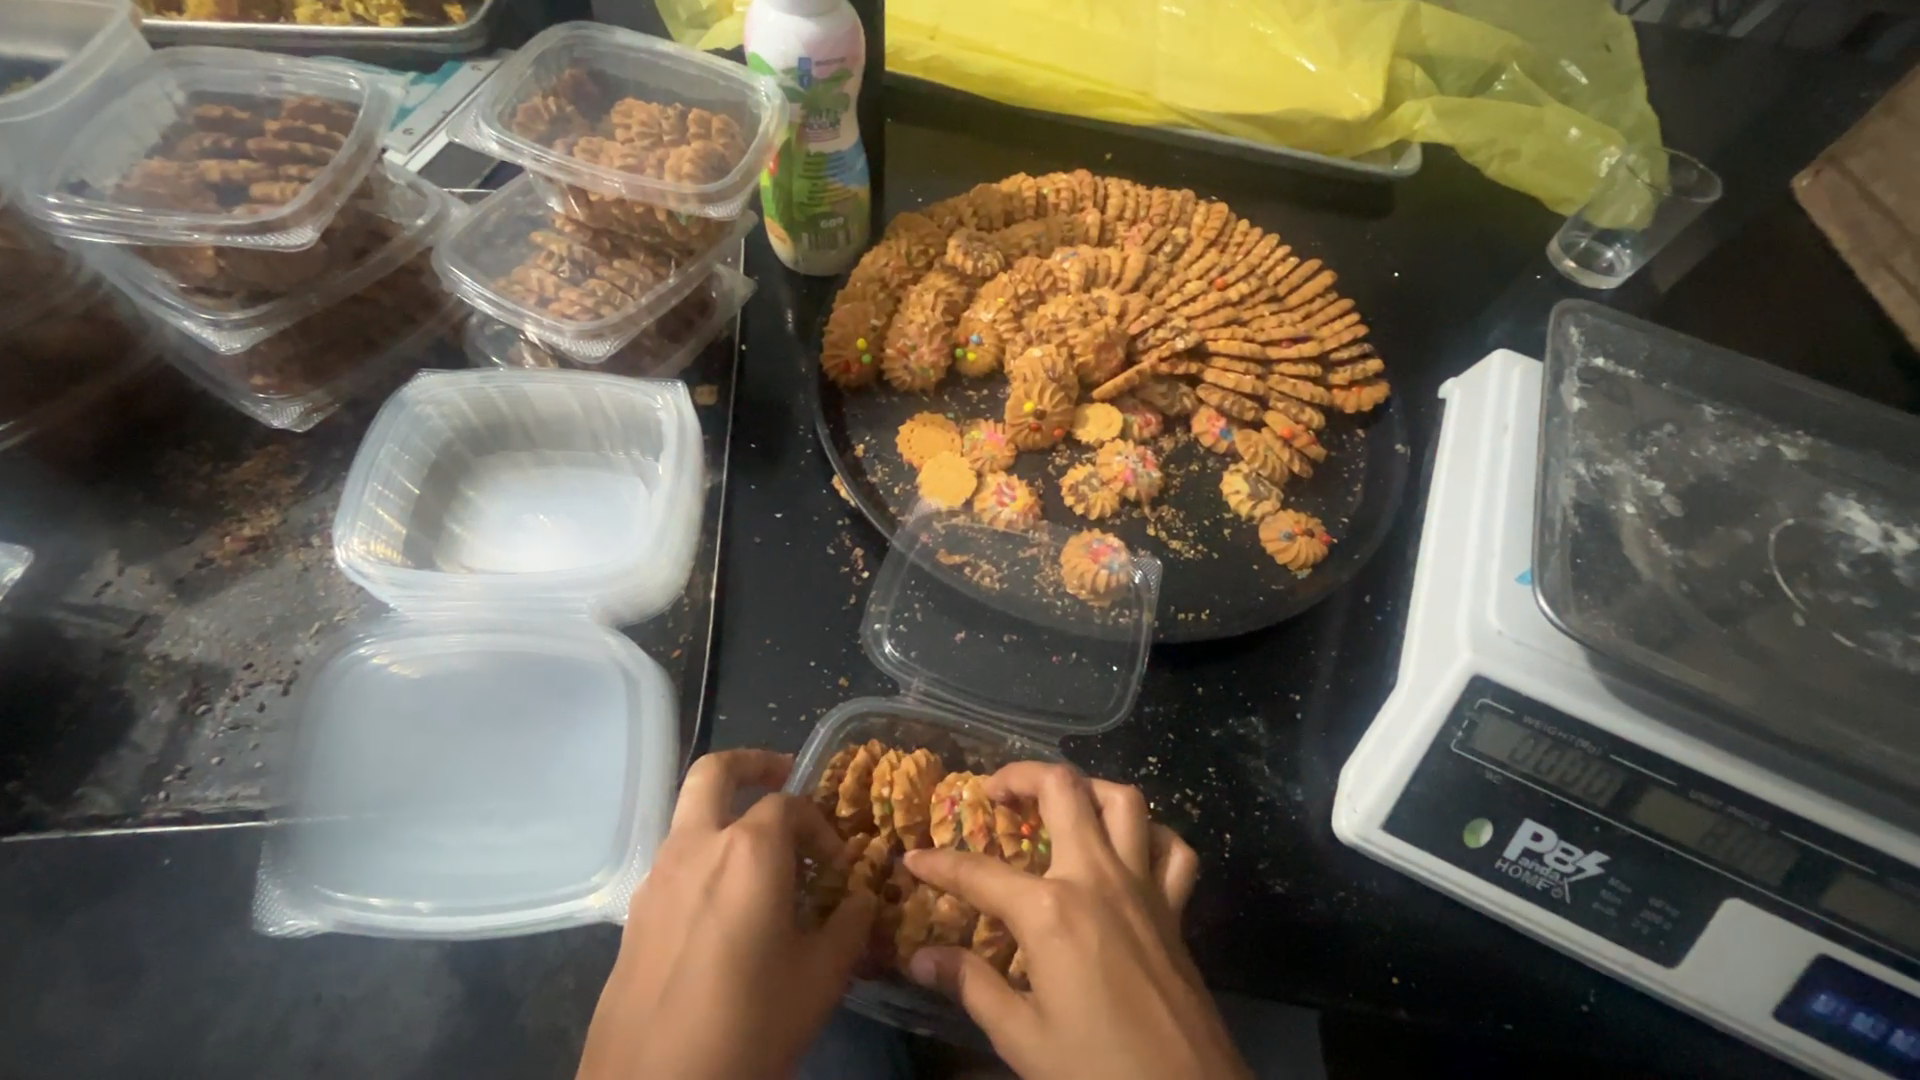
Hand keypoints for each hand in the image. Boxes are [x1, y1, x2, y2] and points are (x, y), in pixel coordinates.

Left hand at [577, 750, 874, 1079]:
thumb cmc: (749, 1022)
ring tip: (761, 861)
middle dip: (753, 764)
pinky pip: (675, 861)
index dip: (820, 828)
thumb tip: (859, 898)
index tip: (837, 868)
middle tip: (783, 778)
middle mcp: (696, 846)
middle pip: (715, 771)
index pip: (790, 805)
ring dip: (726, 816)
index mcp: (747, 849)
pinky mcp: (634, 914)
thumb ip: (849, 923)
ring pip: (690, 815)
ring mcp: (656, 877)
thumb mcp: (822, 975)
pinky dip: (704, 858)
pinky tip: (726, 911)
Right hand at [903, 763, 1247, 1079]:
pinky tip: (1128, 848)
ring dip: (1087, 789)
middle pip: (1062, 791)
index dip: (939, 863)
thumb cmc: (1096, 1070)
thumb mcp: (1022, 1037)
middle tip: (995, 792)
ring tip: (1060, 803)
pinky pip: (1173, 848)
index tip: (914, 858)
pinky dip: (1151, 835)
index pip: (979, 872)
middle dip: (1020, 776)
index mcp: (1050, 911)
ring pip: (1123, 800)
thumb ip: (971, 986)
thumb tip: (921, 958)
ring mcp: (1142, 886)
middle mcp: (1096, 878)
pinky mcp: (1174, 907)